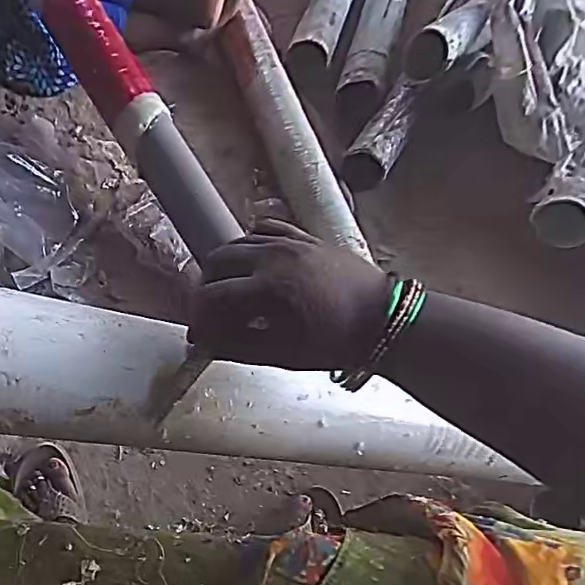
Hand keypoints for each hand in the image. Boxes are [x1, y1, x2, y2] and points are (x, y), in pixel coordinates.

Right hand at [188, 219, 391, 371]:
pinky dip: (251, 243)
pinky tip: (254, 264)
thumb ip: (239, 347)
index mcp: (269, 287)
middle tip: (212, 313)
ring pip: (238, 242)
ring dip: (225, 267)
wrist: (385, 319)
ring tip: (231, 292)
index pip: (212, 295)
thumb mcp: (284, 355)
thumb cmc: (337, 343)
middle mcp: (274, 256)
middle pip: (217, 261)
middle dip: (206, 288)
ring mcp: (291, 241)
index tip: (200, 334)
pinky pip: (266, 229)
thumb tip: (207, 343)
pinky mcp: (305, 237)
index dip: (199, 317)